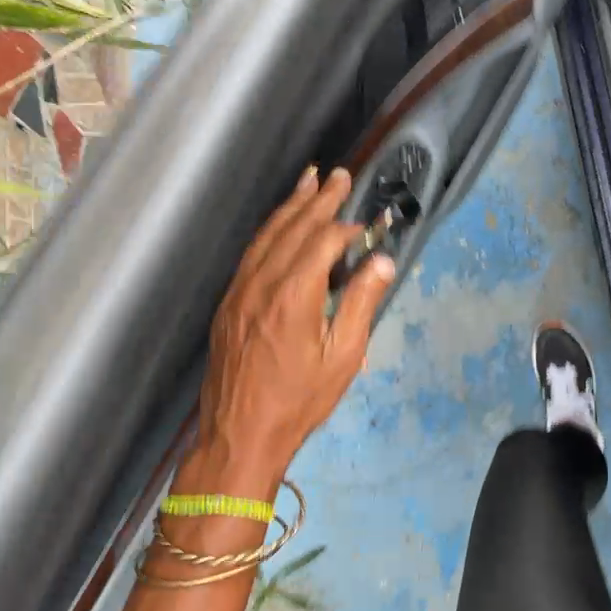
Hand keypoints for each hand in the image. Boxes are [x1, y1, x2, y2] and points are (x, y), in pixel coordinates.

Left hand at [197, 167, 395, 484]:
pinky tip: (279, 225)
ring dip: (290, 206)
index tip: (368, 228)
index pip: (324, 241)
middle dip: (319, 199)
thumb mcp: (344, 357)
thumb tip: (382, 260)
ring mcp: (240, 291)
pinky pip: (250, 253)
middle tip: (339, 174)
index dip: (348, 229)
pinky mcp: (228, 304)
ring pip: (266, 235)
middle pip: (293, 227)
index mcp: (295, 294)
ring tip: (308, 181)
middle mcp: (263, 283)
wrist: (237, 437)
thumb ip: (363, 303)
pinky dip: (269, 230)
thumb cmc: (299, 401)